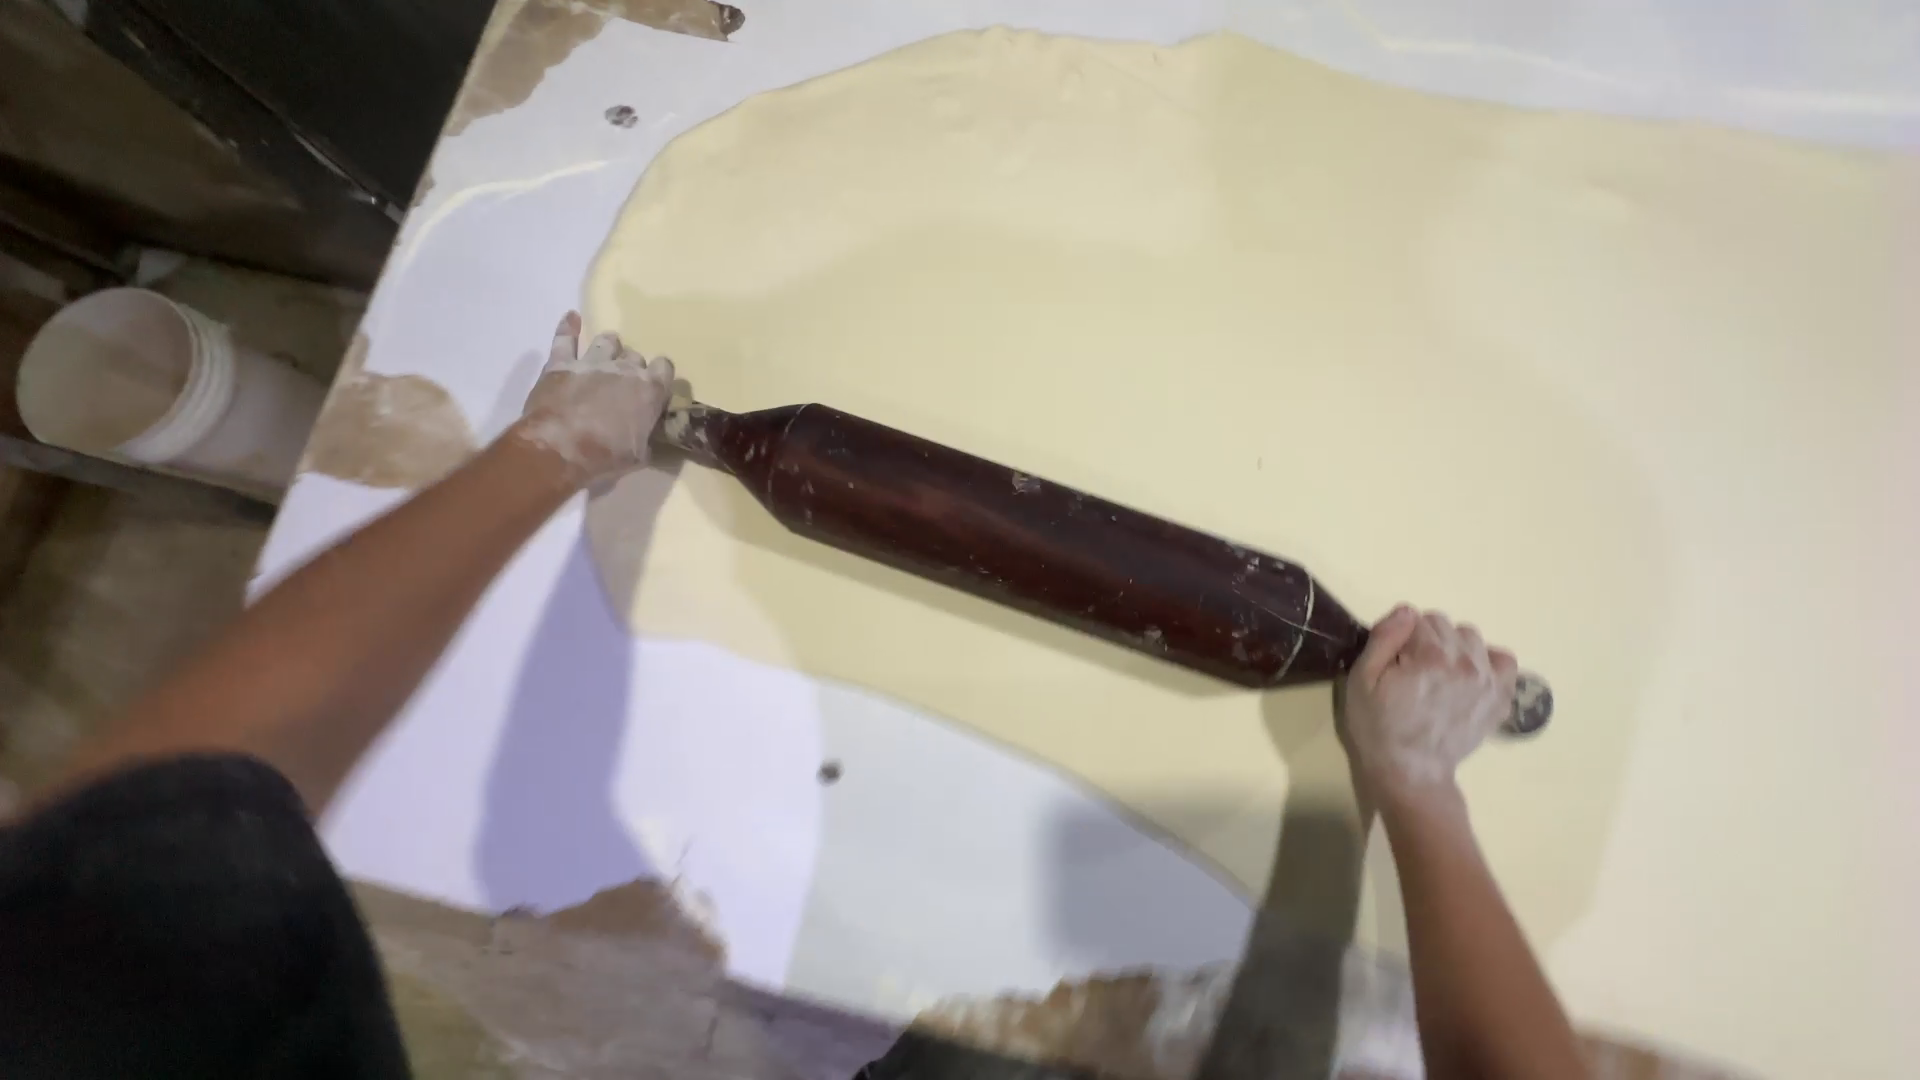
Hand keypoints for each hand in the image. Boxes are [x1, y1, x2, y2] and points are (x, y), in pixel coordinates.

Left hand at [514, 312, 674, 485]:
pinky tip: (572, 318)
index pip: (665, 367)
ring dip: (609, 347)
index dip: (660, 375)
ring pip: (606, 341)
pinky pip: (565, 338)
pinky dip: (568, 327)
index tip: (655, 386)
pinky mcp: (561, 363)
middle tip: (624, 383)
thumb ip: (647, 436)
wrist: (560, 449)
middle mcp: (624, 369)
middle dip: (632, 366)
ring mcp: (592, 362)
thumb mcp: (640, 455)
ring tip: (606, 354)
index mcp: (650, 390)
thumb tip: (647, 434)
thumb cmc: (606, 456)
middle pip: (635, 356)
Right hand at [1340, 605, 1518, 805]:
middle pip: (1446, 625)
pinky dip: (1485, 662)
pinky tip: (1466, 677)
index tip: (1392, 661)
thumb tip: (1406, 611)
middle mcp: (1467, 663)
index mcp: (1431, 656)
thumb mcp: (1362, 679)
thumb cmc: (1377, 725)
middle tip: (1410, 669)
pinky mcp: (1500, 698)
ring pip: (1472, 639)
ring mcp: (1489, 681)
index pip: (1418, 619)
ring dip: (1454, 648)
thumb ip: (1383, 638)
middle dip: (1426, 639)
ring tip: (1437, 673)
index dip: (1399, 637)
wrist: (1410, 770)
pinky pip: (1504, 661)